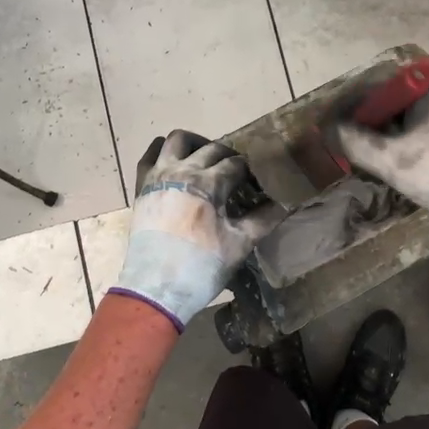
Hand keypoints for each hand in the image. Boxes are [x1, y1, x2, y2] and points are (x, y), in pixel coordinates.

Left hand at [111, 130, 284, 330]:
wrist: (157, 288)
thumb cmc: (202, 266)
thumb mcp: (240, 243)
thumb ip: (264, 218)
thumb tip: (286, 203)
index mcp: (209, 183)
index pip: (237, 164)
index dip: (251, 172)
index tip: (258, 182)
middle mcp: (183, 170)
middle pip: (212, 149)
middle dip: (229, 156)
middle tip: (238, 174)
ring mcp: (158, 176)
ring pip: (178, 140)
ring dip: (196, 144)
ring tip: (207, 160)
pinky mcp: (141, 186)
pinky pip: (149, 155)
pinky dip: (162, 151)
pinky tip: (175, 162)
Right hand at [335, 70, 428, 236]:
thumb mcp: (398, 163)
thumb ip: (357, 144)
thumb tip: (328, 131)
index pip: (372, 84)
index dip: (345, 108)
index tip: (327, 132)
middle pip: (390, 96)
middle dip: (366, 122)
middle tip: (346, 149)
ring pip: (407, 111)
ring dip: (386, 132)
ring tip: (367, 157)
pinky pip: (425, 120)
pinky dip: (407, 136)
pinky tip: (398, 160)